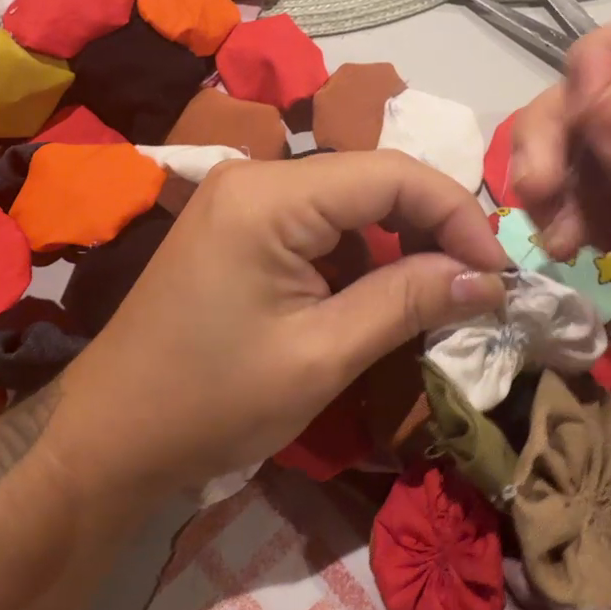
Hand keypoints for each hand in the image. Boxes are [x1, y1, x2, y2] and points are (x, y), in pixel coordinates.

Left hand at [46, 151, 509, 491]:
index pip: (389, 174)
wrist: (110, 436)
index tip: (500, 274)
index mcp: (269, 195)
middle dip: (430, 229)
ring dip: (397, 244)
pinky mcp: (237, 224)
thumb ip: (407, 302)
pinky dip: (358, 255)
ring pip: (348, 201)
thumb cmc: (211, 403)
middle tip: (476, 289)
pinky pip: (317, 222)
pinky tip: (378, 295)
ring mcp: (241, 197)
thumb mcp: (321, 356)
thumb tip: (488, 279)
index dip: (456, 214)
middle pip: (369, 180)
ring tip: (436, 299)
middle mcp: (255, 176)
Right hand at [511, 12, 610, 453]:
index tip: (562, 130)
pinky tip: (573, 250)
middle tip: (533, 195)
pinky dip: (574, 214)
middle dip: (559, 133)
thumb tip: (590, 88)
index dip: (599, 64)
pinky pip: (603, 195)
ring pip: (595, 145)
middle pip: (610, 92)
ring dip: (560, 180)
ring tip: (555, 241)